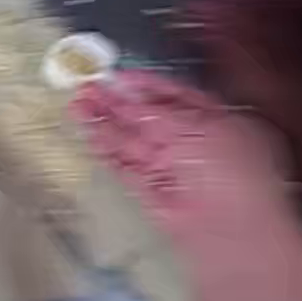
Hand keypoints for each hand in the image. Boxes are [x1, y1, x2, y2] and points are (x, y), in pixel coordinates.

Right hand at [72, 70, 301, 263]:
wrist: (226, 225)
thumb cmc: (226, 168)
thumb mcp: (197, 128)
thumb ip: (157, 112)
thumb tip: (127, 97)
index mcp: (220, 123)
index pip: (180, 98)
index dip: (148, 85)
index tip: (118, 75)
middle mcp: (194, 143)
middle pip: (148, 117)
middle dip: (116, 102)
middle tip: (86, 87)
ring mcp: (169, 165)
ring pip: (130, 138)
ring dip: (102, 122)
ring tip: (75, 105)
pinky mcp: (146, 186)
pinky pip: (122, 163)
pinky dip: (105, 148)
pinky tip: (88, 133)